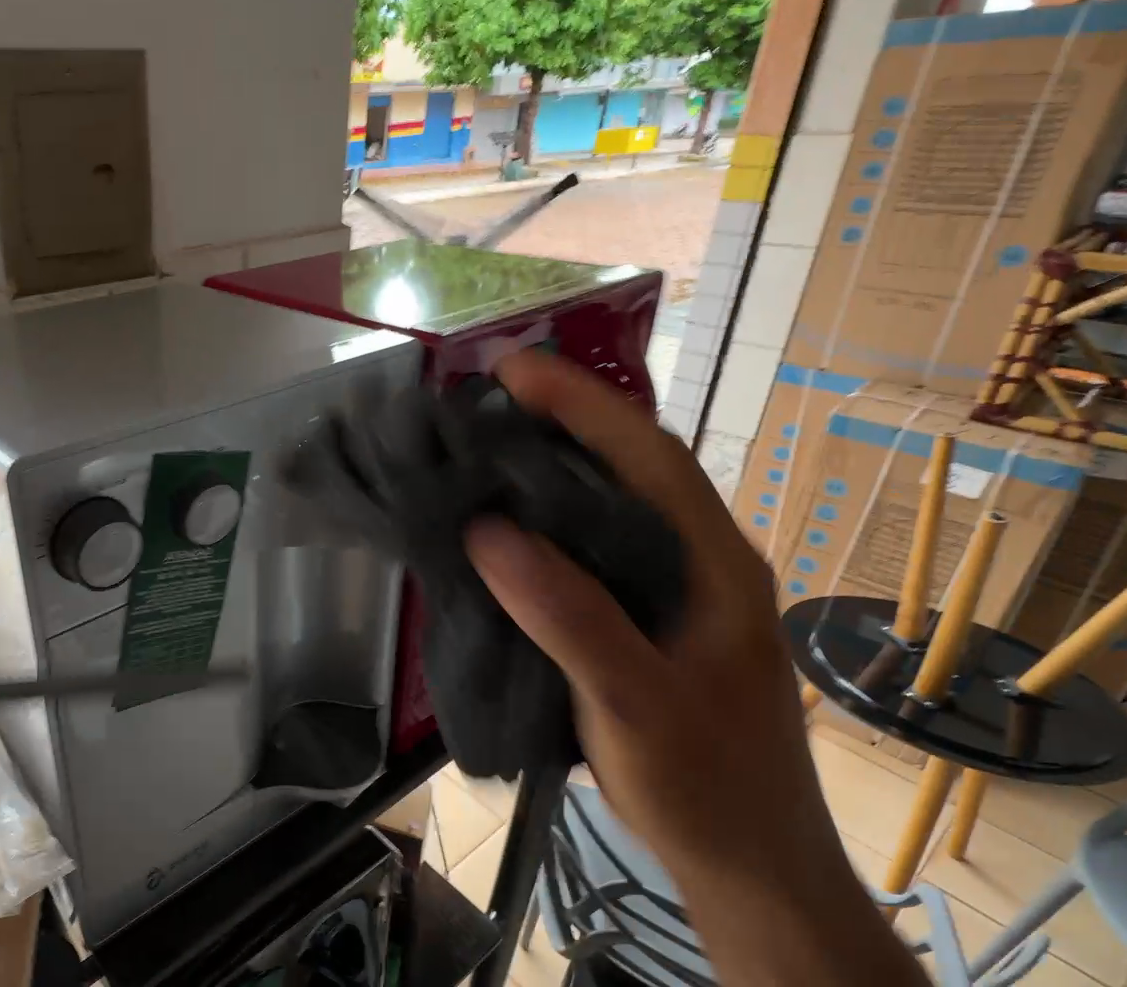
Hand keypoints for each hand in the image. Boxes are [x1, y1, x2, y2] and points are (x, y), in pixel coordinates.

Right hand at [463, 351, 924, 984]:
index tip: (511, 369)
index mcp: (713, 563)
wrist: (748, 861)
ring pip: (612, 504)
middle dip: (561, 420)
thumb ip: (569, 616)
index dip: (582, 403)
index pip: (649, 456)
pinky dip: (548, 517)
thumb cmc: (702, 782)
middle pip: (630, 467)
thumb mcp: (633, 701)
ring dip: (552, 465)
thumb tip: (485, 529)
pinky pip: (594, 545)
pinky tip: (505, 524)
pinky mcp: (648, 616)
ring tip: (482, 445)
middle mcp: (698, 560)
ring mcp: (675, 589)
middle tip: (482, 400)